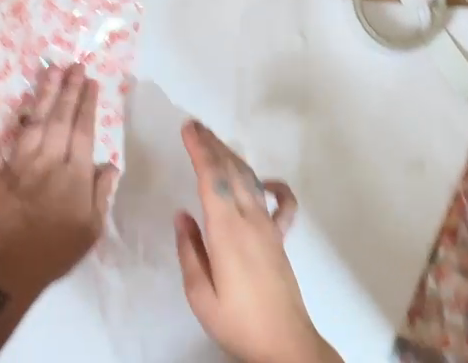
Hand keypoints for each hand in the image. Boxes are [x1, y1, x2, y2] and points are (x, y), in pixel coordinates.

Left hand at [0, 62, 118, 299]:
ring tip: (49, 71)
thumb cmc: (55, 251)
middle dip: (68, 89)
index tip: (90, 81)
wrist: (9, 271)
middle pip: (60, 119)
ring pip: (33, 123)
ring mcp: (18, 165)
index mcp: (74, 174)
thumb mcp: (92, 228)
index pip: (83, 130)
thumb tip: (110, 164)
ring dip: (42, 95)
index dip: (87, 104)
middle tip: (73, 64)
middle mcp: (48, 160)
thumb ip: (101, 193)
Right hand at [175, 121, 338, 362]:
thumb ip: (190, 252)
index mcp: (227, 230)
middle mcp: (250, 219)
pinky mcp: (280, 238)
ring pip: (251, 180)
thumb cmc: (237, 322)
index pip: (213, 178)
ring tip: (215, 142)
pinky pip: (281, 204)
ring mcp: (269, 227)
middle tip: (195, 126)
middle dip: (213, 145)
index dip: (200, 150)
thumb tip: (183, 215)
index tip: (187, 128)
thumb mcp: (200, 295)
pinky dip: (274, 186)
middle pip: (232, 170)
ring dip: (233, 157)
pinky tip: (265, 181)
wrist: (284, 343)